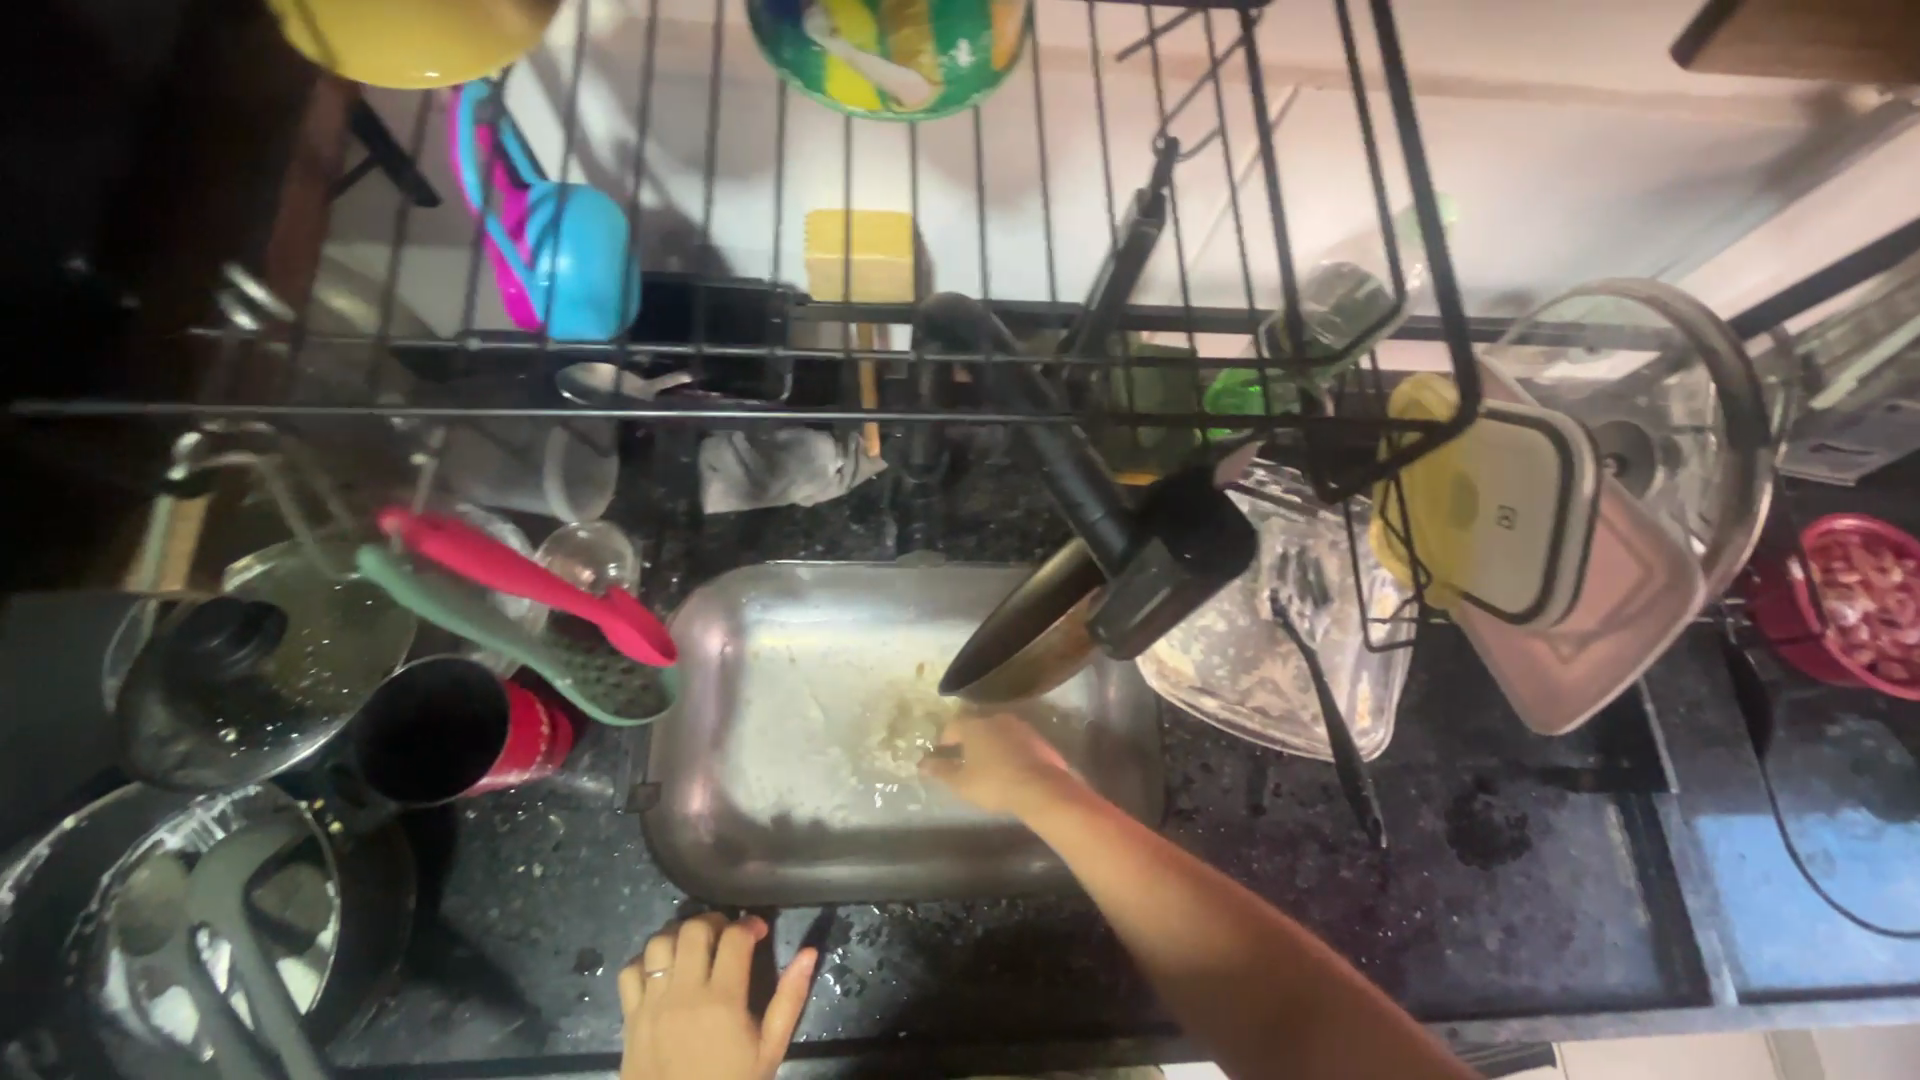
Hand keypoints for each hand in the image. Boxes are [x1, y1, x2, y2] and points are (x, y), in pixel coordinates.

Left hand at [617, 913, 816, 1079]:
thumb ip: (790, 998)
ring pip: (659, 942)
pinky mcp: (630, 1018)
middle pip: (694, 929)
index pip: (735, 937)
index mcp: (723, 1001)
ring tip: (695, 946)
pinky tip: (664, 970)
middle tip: (727, 934)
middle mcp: (684, 994)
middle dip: (715, 921)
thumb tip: (809, 952)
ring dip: (679, 935)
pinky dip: (646, 960)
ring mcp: (653, 1005)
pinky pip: (630, 971)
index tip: (759, 931)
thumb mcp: (770, 1049)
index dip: (750, 924)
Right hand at [919, 712, 1083, 816]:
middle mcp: (997, 718)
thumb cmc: (994, 783)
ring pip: (998, 731)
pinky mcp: (1038, 738)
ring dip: (991, 743)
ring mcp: (1020, 727)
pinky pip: (1017, 740)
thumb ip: (941, 771)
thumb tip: (922, 763)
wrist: (1041, 788)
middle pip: (977, 726)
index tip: (942, 753)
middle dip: (969, 740)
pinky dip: (1010, 750)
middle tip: (965, 759)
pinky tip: (1011, 767)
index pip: (953, 725)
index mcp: (974, 726)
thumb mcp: (961, 782)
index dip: (945, 739)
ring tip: (988, 764)